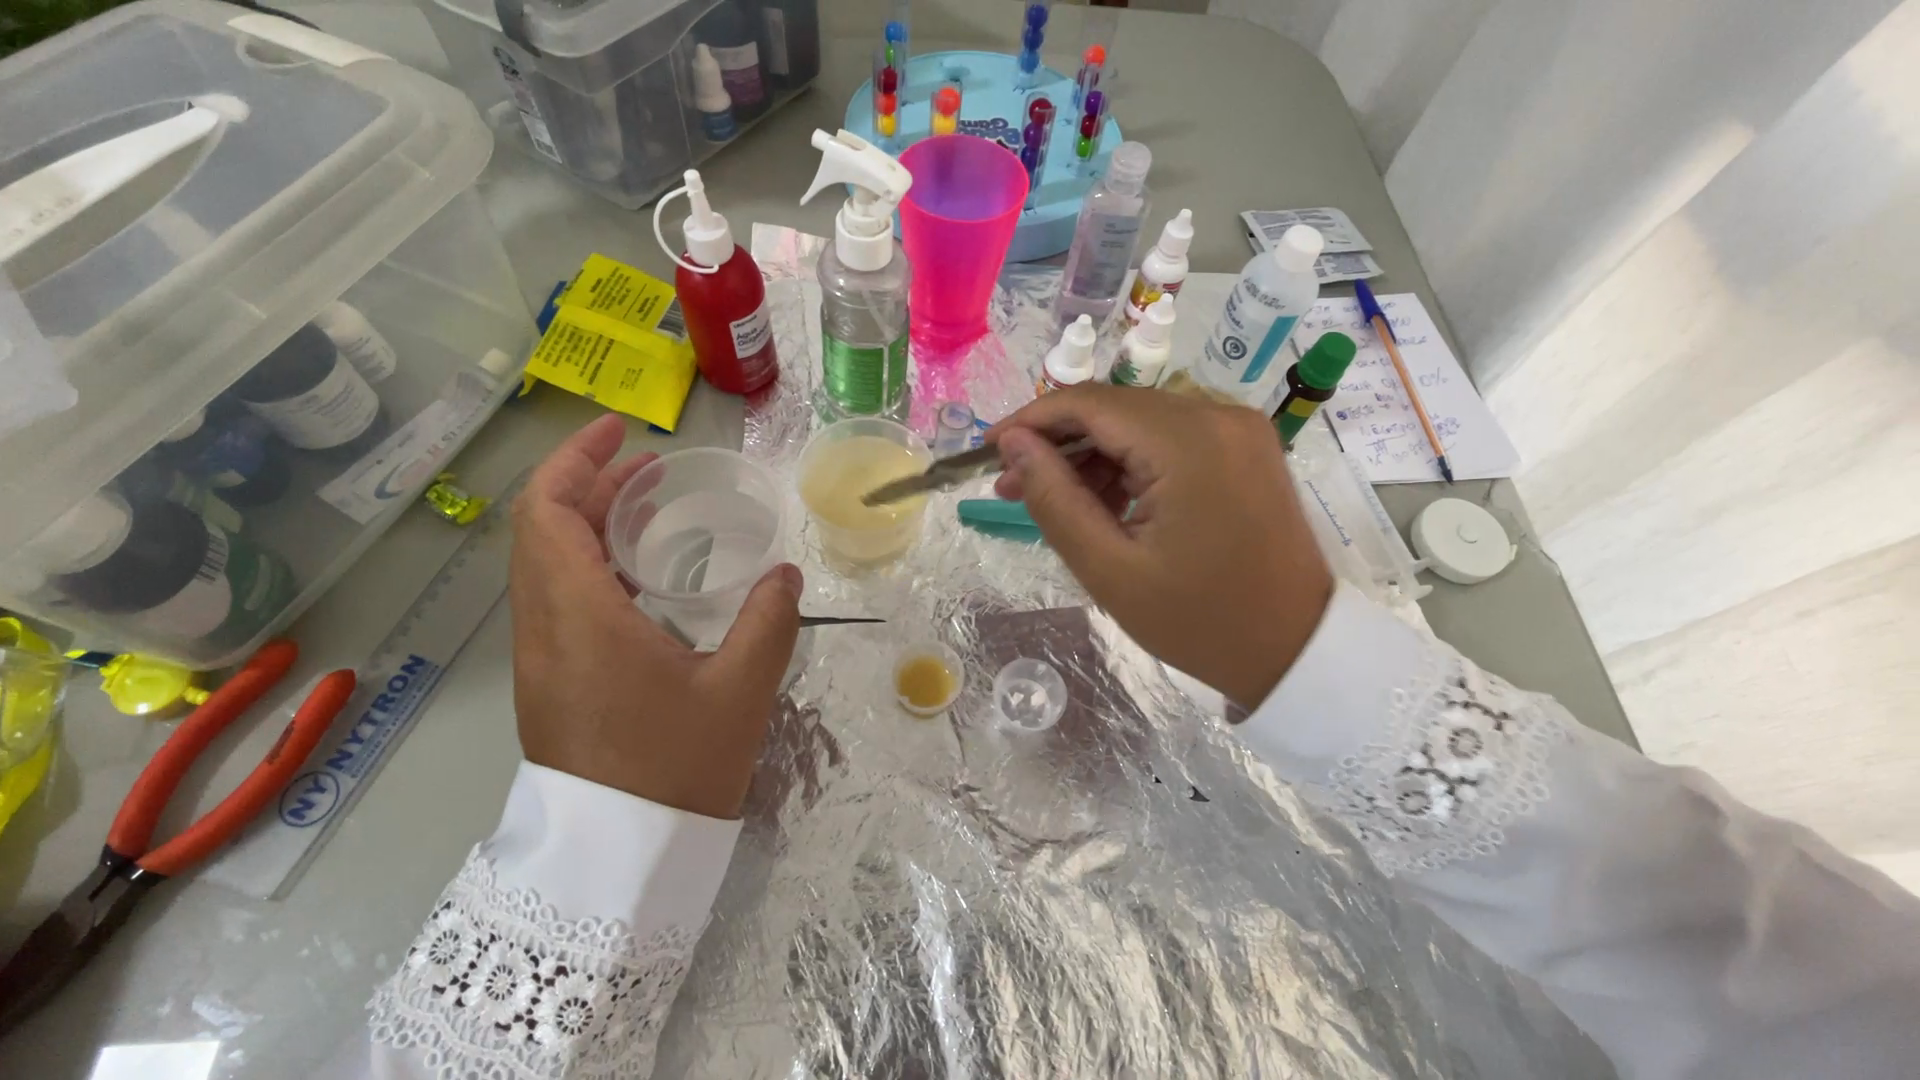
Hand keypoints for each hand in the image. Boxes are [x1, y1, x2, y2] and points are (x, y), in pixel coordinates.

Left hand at [509, 415, 802, 818]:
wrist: (618, 859)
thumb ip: (768, 623)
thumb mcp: (739, 693)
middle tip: (651, 468)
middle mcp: (544, 628)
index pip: (547, 511)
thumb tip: (786, 574)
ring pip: (544, 564)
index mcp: (579, 617)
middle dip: (590, 484)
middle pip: (541, 529)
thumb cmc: (675, 769)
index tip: (623, 433)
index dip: (575, 459)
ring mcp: (540, 657)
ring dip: (587, 524)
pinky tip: (639, 577)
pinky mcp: (550, 682)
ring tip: (648, 508)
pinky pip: (554, 598)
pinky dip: (588, 564)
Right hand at [988, 385, 1332, 709]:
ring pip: (1141, 421)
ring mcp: (1239, 428)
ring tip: (1052, 499)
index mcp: (1188, 443)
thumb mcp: (1110, 570)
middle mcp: (1218, 415)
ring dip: (1093, 452)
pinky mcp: (1246, 446)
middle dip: (1058, 441)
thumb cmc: (1199, 621)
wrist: (1295, 647)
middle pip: (1115, 408)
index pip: (1089, 403)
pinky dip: (1131, 460)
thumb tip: (1013, 445)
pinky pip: (1172, 436)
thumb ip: (1055, 499)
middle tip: (1012, 486)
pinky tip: (1104, 498)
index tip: (989, 451)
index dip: (1031, 420)